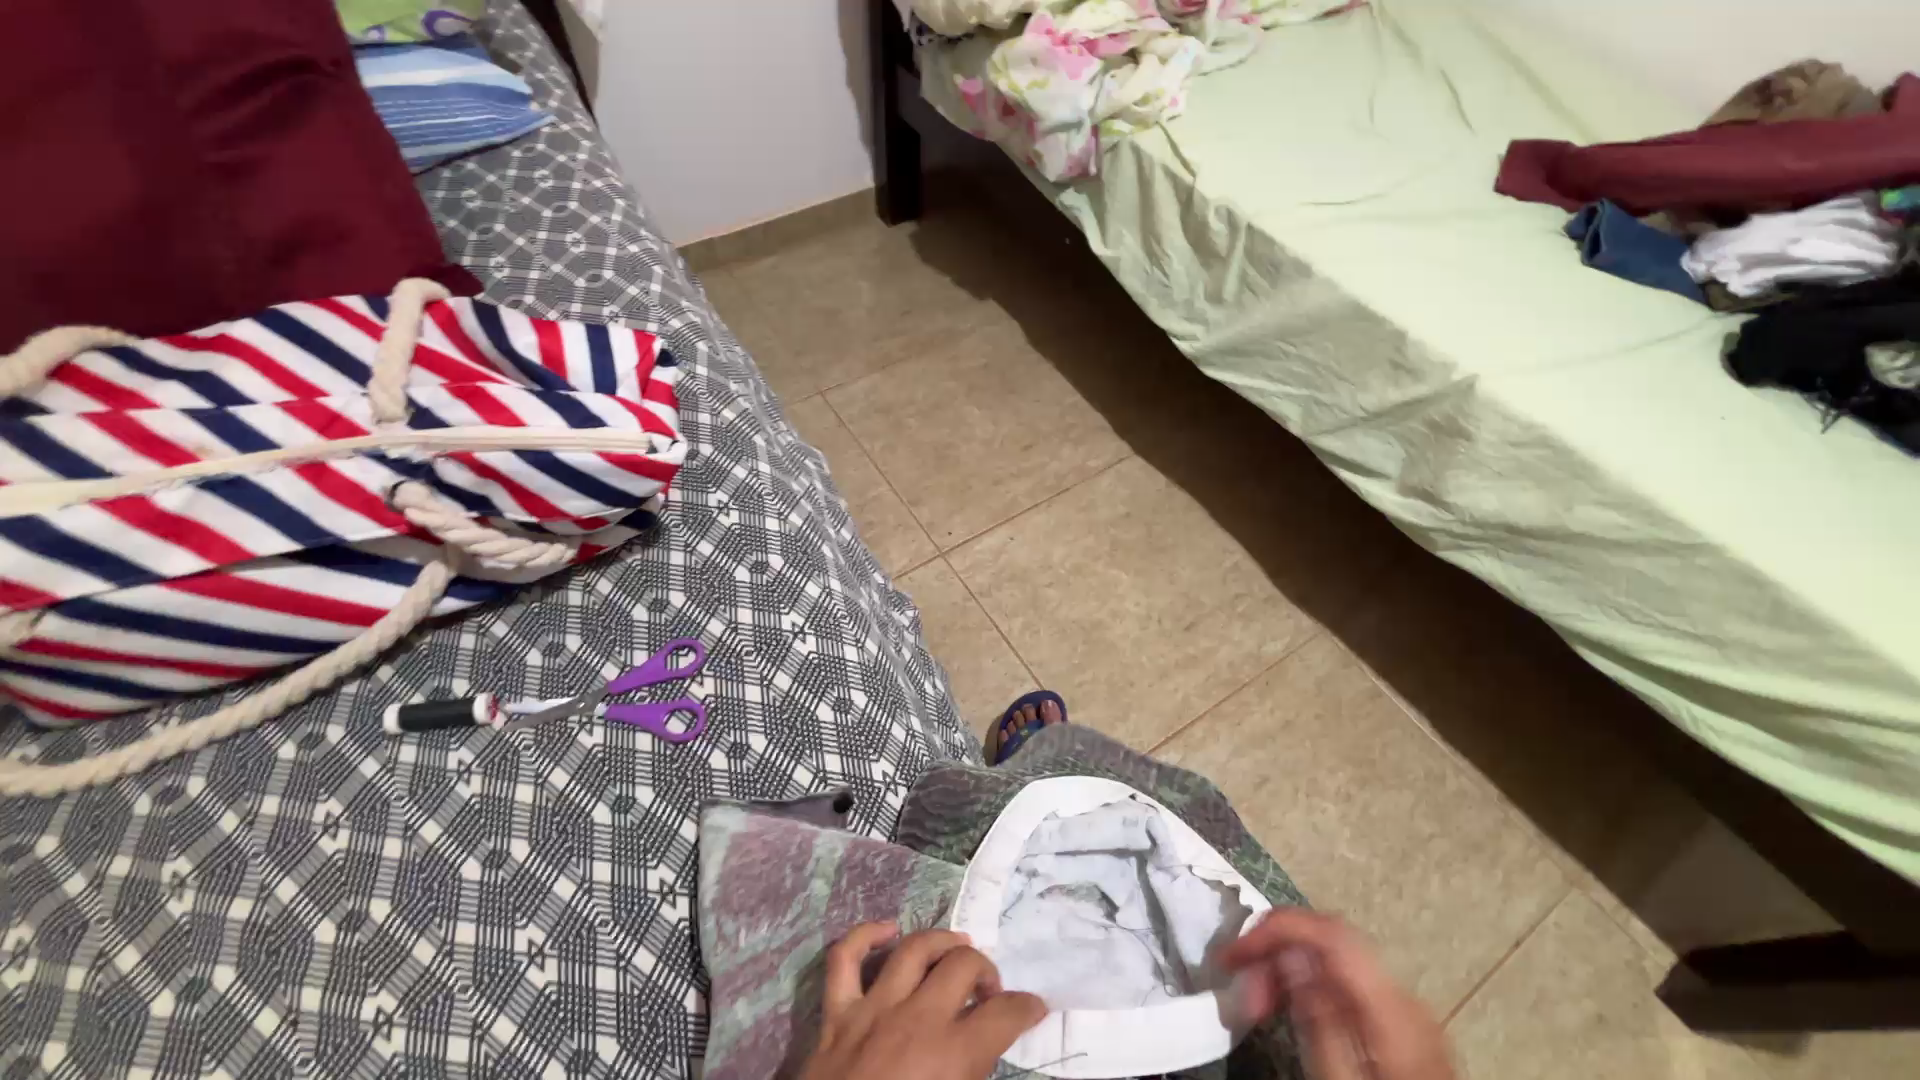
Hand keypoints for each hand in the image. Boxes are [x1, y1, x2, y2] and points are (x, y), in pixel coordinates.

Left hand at [798, 923, 1048, 1079]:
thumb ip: (975, 1073)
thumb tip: (985, 1054)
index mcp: (952, 1054)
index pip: (1005, 1014)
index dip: (1027, 1007)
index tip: (1034, 1008)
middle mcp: (916, 1019)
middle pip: (962, 964)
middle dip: (986, 970)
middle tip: (988, 991)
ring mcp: (873, 1010)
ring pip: (914, 949)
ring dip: (941, 941)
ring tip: (957, 947)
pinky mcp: (836, 1015)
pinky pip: (845, 958)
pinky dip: (865, 936)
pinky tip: (887, 931)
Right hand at [1222, 910, 1455, 1079]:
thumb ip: (1318, 1019)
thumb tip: (1290, 955)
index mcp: (1391, 1011)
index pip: (1330, 935)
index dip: (1276, 929)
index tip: (1233, 957)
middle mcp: (1402, 997)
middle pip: (1331, 939)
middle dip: (1276, 949)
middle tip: (1240, 988)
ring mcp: (1405, 1009)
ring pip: (1336, 957)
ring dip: (1289, 966)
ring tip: (1256, 1004)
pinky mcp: (1399, 1024)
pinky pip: (1346, 981)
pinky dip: (1310, 982)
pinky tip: (1289, 1008)